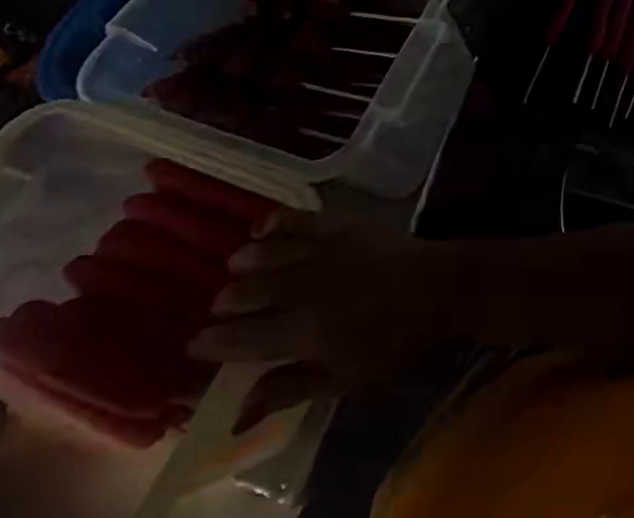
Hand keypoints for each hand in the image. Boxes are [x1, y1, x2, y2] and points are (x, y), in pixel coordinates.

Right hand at [188, 210, 446, 429]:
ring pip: (265, 253)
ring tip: (234, 270)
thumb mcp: (346, 381)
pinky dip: (272, 222)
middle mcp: (304, 286)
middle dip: (227, 302)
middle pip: (250, 292)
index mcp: (305, 330)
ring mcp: (320, 249)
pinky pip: (295, 217)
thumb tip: (238, 414)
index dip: (215, 342)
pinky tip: (259, 228)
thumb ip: (291, 389)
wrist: (438, 286)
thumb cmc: (395, 342)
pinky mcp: (337, 222)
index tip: (195, 344)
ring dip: (244, 263)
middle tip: (217, 308)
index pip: (245, 338)